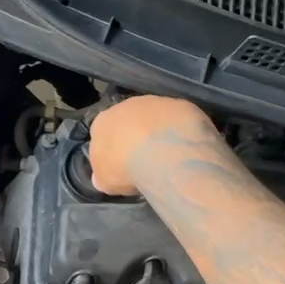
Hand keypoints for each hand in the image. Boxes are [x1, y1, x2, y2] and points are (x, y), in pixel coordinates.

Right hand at [88, 96, 223, 195]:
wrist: (161, 153)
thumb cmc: (125, 168)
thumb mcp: (104, 181)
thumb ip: (101, 175)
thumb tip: (101, 177)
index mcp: (101, 122)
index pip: (102, 133)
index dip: (112, 149)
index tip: (120, 164)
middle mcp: (125, 105)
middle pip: (128, 120)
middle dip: (134, 136)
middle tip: (144, 159)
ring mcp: (155, 101)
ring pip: (154, 116)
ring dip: (157, 132)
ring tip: (166, 155)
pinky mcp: (180, 104)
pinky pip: (177, 119)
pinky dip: (179, 131)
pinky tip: (183, 149)